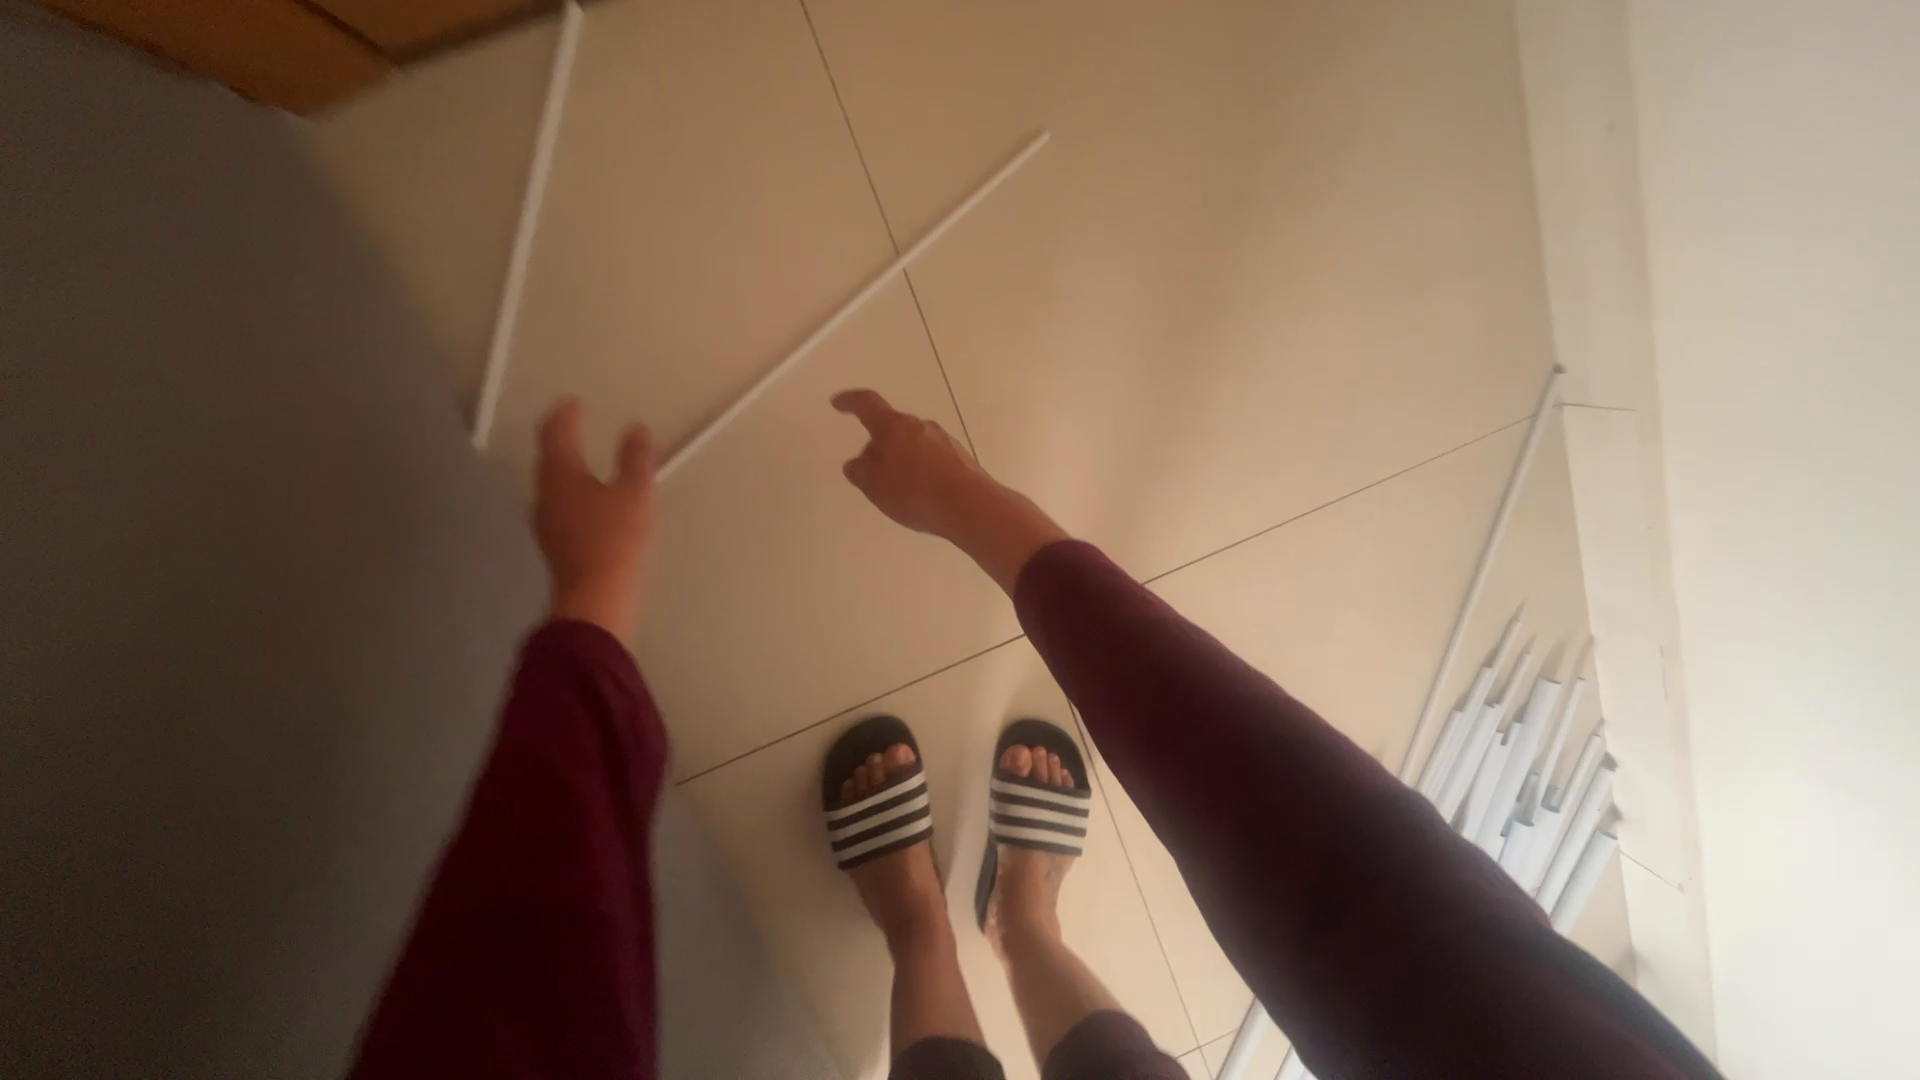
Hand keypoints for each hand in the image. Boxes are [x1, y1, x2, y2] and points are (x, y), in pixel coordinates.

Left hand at [534, 398, 657, 642]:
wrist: (597, 597)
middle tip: (575, 427)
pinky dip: (571, 494)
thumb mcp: (636, 493)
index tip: (573, 402)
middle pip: (548, 459)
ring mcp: (546, 522)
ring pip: (551, 485)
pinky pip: (559, 507)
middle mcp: (545, 493)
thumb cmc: (617, 539)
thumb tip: (637, 429)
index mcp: (562, 474)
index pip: (555, 434)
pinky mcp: (554, 545)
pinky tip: (587, 504)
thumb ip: (636, 458)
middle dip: (562, 440)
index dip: (564, 414)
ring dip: (566, 469)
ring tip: (585, 463)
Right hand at [833, 389, 1067, 591]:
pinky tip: (921, 493)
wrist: (970, 506)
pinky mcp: (960, 457)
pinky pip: (931, 458)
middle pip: (892, 428)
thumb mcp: (874, 487)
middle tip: (870, 471)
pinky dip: (920, 470)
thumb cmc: (915, 493)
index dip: (850, 401)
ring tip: (896, 489)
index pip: (867, 404)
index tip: (839, 403)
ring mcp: (944, 439)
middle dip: (878, 445)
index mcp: (894, 426)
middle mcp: (920, 425)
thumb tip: (857, 463)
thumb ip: (860, 472)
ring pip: (913, 443)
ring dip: (901, 459)